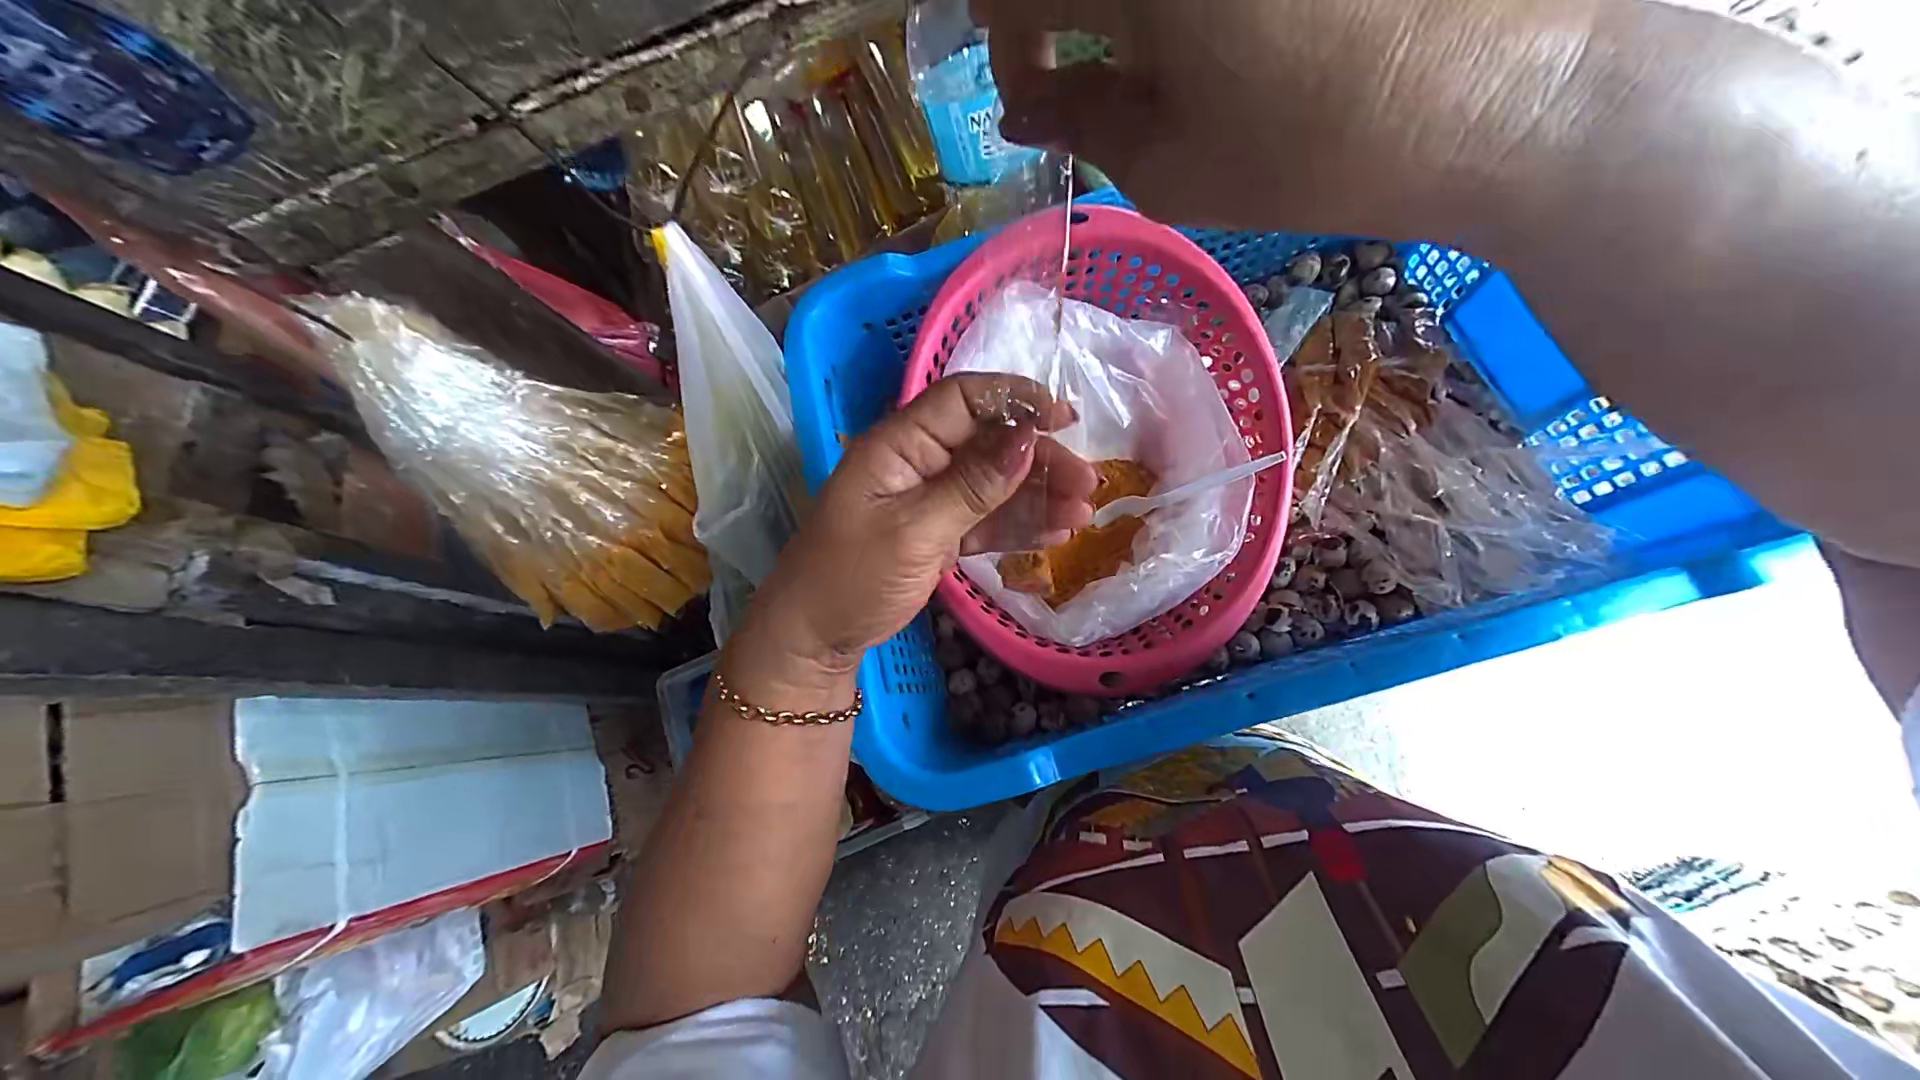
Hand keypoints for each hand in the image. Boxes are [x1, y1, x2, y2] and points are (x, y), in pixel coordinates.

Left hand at [728, 374, 1095, 697]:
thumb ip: (973, 486)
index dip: (1015, 399)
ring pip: (994, 483)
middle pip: (988, 443)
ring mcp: (930, 498)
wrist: (814, 638)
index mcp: (898, 445)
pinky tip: (1056, 532)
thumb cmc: (852, 578)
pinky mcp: (939, 531)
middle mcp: (917, 462)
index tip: (1064, 417)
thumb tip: (1027, 438)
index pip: (962, 399)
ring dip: (1038, 495)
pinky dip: (1018, 525)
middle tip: (1087, 483)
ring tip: (1083, 512)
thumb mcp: (915, 532)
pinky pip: (986, 519)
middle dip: (1039, 458)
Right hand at [978, 0, 1618, 238]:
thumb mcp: (1171, 168)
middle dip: (1049, 12)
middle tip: (1069, 55)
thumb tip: (1020, 111)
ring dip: (1114, 8)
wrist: (1492, 93)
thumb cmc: (1312, 151)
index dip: (1007, 47)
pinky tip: (1201, 27)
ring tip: (1143, 45)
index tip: (1031, 97)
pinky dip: (1173, 6)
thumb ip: (1080, 127)